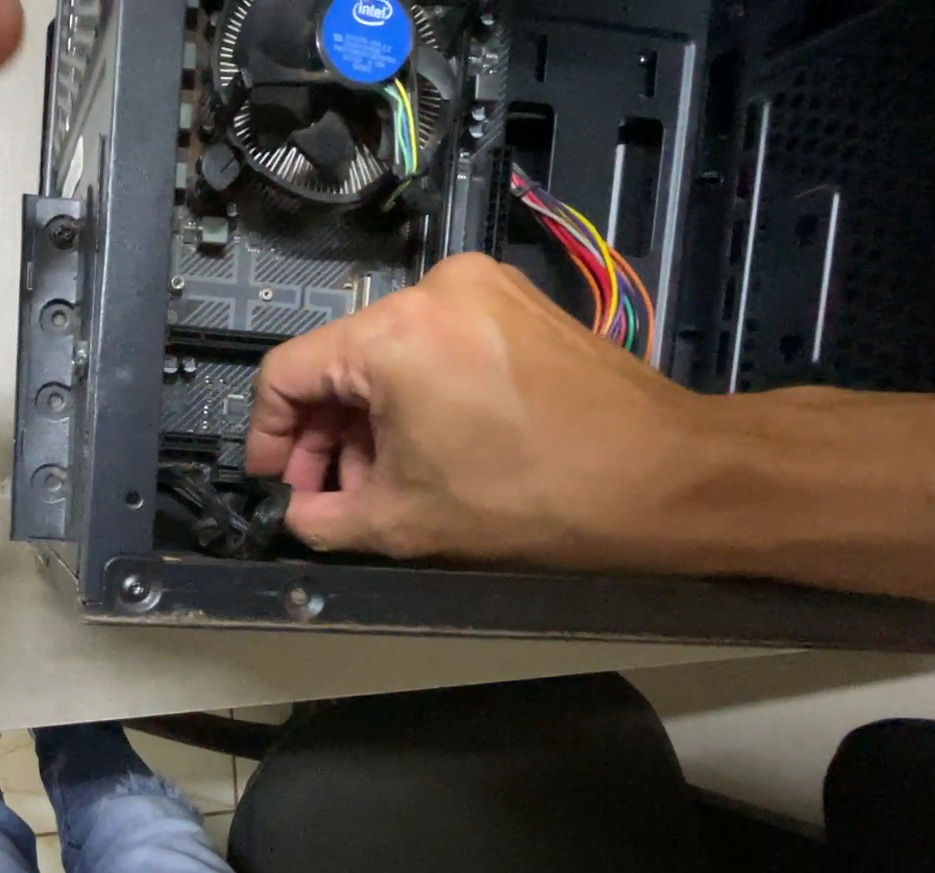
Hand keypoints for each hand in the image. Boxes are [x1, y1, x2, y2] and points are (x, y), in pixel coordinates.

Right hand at [247, 253, 706, 567]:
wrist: (668, 478)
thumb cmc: (533, 497)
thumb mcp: (399, 522)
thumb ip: (317, 520)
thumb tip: (293, 512)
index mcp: (393, 333)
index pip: (284, 375)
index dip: (266, 437)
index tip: (274, 482)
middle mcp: (430, 289)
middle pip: (333, 364)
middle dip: (321, 439)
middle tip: (325, 494)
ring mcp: (477, 288)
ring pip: (378, 359)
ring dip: (363, 425)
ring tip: (378, 482)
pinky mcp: (508, 302)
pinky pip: (424, 348)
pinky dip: (406, 400)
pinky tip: (420, 450)